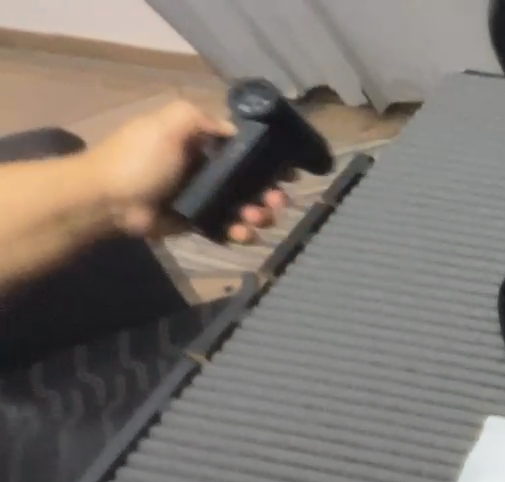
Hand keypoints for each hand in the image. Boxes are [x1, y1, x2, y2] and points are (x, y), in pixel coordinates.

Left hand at [87, 99, 289, 242]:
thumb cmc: (138, 161)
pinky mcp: (206, 223)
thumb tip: (235, 129)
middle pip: (256, 185)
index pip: (244, 152)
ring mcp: (208, 199)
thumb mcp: (162, 127)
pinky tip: (240, 233)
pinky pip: (237, 229)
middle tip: (276, 202)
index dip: (269, 162)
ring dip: (261, 216)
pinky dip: (244, 233)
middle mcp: (208, 171)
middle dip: (272, 195)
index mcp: (200, 146)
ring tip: (253, 219)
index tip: (287, 173)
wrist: (110, 202)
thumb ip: (196, 118)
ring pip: (251, 209)